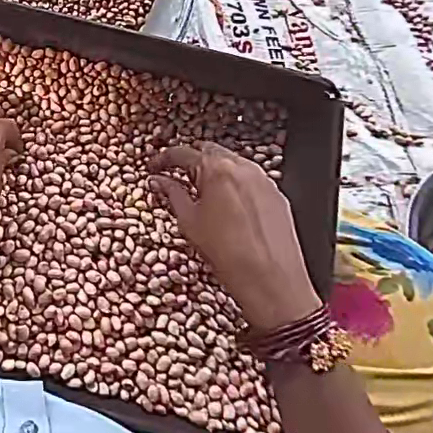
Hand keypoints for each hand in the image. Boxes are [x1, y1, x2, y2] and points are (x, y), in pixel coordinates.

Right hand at [150, 142, 319, 331]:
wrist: (271, 281)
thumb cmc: (231, 255)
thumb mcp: (189, 221)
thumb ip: (172, 194)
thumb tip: (160, 182)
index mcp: (217, 170)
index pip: (182, 153)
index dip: (163, 159)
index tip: (155, 166)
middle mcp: (244, 169)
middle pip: (209, 151)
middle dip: (190, 161)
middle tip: (175, 176)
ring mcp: (264, 181)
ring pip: (231, 163)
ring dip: (213, 171)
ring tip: (200, 193)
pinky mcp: (277, 196)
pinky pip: (250, 180)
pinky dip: (233, 184)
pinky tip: (225, 206)